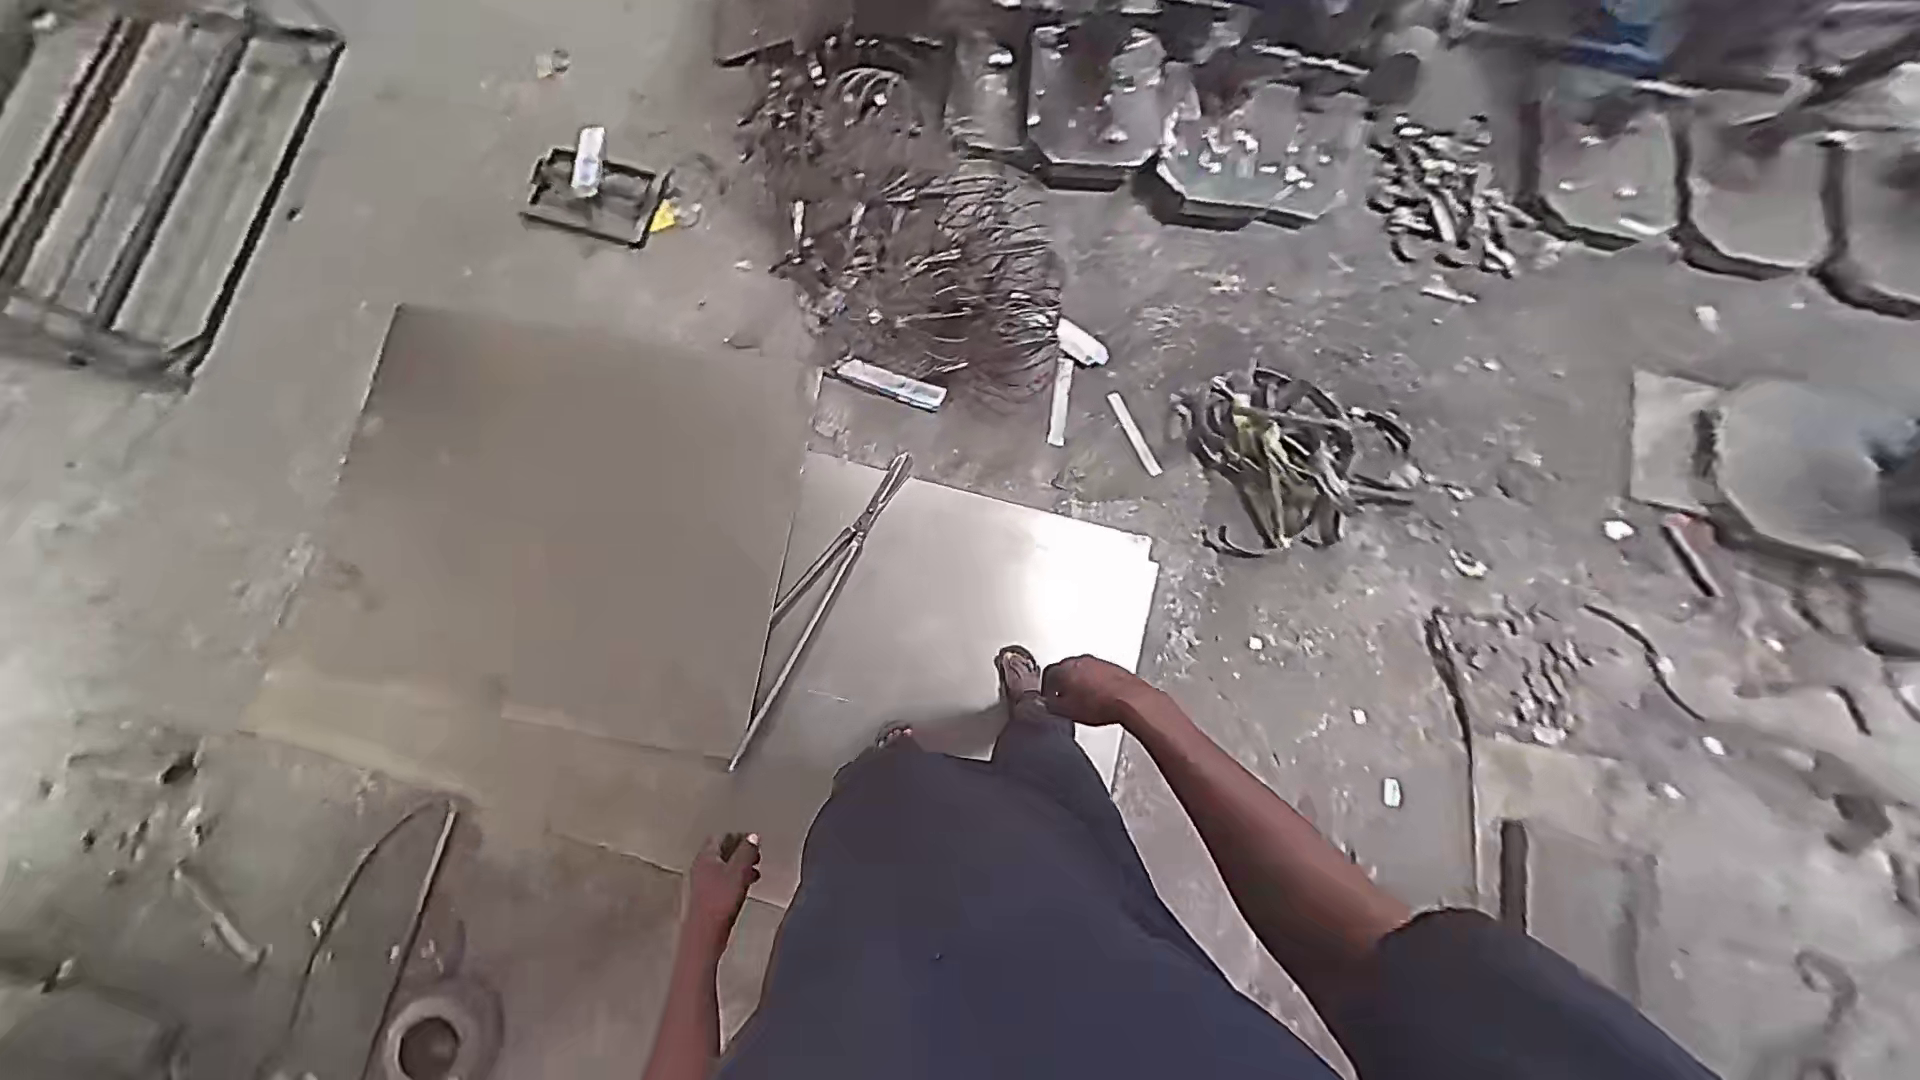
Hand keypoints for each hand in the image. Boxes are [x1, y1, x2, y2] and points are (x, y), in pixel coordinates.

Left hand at [684, 832, 759, 945]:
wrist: (706, 935)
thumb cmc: (721, 900)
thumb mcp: (739, 870)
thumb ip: (747, 850)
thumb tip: (753, 836)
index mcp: (705, 857)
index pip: (722, 836)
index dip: (738, 836)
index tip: (753, 839)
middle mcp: (700, 868)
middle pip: (722, 851)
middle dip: (740, 851)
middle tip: (755, 854)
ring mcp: (701, 884)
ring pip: (723, 867)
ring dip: (739, 866)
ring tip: (754, 871)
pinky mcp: (705, 899)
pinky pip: (722, 881)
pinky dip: (735, 879)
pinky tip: (745, 886)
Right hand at [1042, 656, 1168, 730]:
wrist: (1130, 700)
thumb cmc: (1101, 704)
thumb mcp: (1067, 712)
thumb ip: (1052, 705)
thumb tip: (1047, 703)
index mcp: (1063, 669)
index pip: (1047, 676)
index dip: (1046, 690)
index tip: (1049, 698)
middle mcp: (1078, 661)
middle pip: (1064, 671)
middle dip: (1063, 684)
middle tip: (1064, 699)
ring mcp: (1096, 662)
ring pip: (1081, 671)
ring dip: (1079, 682)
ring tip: (1083, 700)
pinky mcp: (1111, 667)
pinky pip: (1097, 673)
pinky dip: (1094, 682)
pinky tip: (1098, 696)